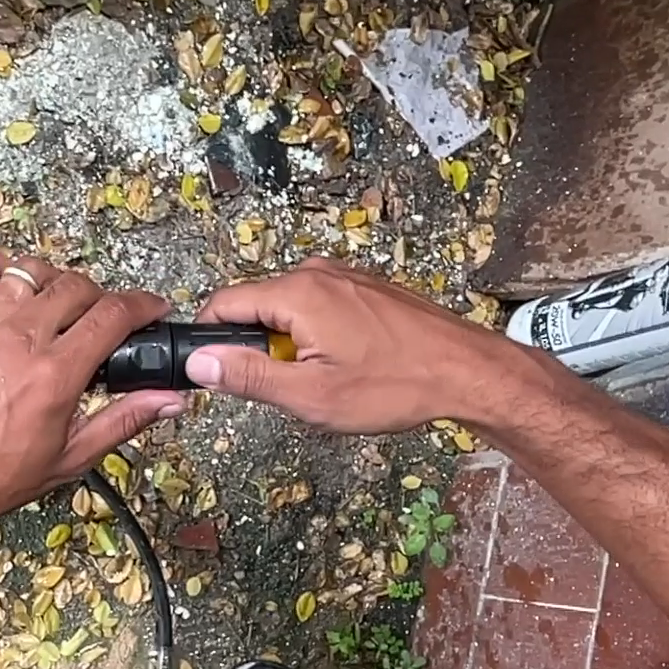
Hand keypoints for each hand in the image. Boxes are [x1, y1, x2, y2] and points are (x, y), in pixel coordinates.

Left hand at [0, 251, 183, 540]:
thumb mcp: (71, 457)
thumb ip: (123, 421)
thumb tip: (165, 400)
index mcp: (54, 374)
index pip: (112, 316)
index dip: (142, 305)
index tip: (151, 308)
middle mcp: (18, 341)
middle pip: (75, 287)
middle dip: (101, 298)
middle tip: (104, 320)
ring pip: (28, 272)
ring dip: (53, 281)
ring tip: (59, 303)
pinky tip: (3, 274)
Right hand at [186, 258, 531, 434]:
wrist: (468, 373)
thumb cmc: (395, 385)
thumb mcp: (310, 395)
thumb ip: (247, 376)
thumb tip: (200, 363)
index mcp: (297, 294)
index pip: (222, 304)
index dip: (207, 339)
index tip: (214, 371)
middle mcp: (317, 273)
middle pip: (254, 306)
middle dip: (253, 347)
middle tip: (281, 386)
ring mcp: (343, 277)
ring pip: (285, 310)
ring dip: (285, 346)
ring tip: (318, 378)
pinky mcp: (362, 288)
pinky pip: (314, 308)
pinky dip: (312, 337)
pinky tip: (342, 364)